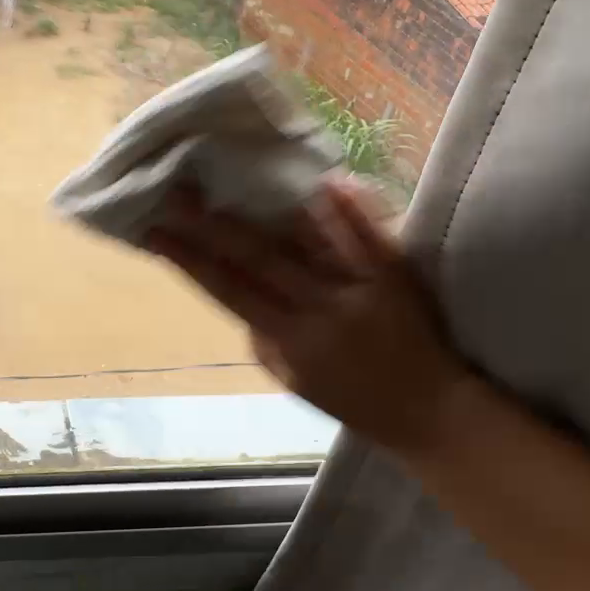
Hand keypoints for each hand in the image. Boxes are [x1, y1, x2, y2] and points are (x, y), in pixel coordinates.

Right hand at [146, 180, 472, 453]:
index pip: (227, 289)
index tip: (154, 232)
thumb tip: (239, 291)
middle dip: (210, 224)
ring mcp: (360, 288)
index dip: (188, 259)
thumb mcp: (291, 382)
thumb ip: (262, 338)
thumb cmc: (353, 402)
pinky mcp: (396, 275)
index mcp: (289, 338)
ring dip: (265, 206)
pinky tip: (327, 178)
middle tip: (175, 192)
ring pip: (306, 241)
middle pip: (256, 258)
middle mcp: (320, 308)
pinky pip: (370, 236)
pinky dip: (350, 208)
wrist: (436, 415)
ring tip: (231, 175)